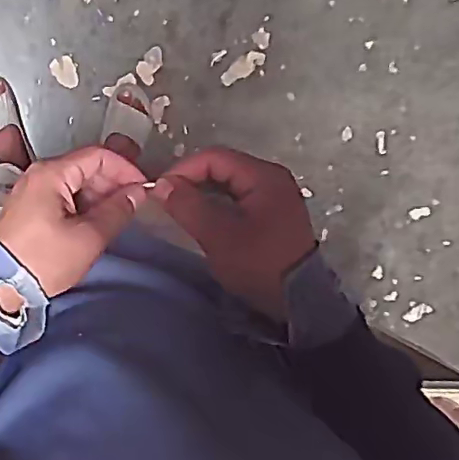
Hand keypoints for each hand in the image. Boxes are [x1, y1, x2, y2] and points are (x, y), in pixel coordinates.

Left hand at [0, 146, 148, 295]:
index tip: (141, 187)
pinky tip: (92, 222)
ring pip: (73, 181)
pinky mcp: (28, 208)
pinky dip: (80, 204)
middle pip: (84, 166)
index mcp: (50, 175)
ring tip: (114, 217)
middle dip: (112, 183)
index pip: (97, 156)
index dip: (125, 169)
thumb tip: (134, 195)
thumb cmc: (38, 262)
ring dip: (97, 195)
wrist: (2, 285)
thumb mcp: (89, 237)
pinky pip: (60, 195)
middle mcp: (36, 176)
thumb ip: (117, 210)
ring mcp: (30, 191)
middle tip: (131, 204)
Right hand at [152, 146, 314, 317]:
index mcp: (263, 176)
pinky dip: (213, 203)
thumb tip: (161, 185)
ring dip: (200, 192)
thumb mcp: (218, 234)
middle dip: (189, 180)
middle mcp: (270, 179)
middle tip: (165, 200)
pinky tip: (199, 219)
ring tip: (178, 209)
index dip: (182, 170)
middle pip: (221, 166)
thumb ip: (187, 205)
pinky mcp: (270, 214)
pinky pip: (234, 198)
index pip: (213, 157)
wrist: (298, 301)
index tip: (159, 192)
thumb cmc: (258, 264)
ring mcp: (272, 197)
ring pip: (226, 183)